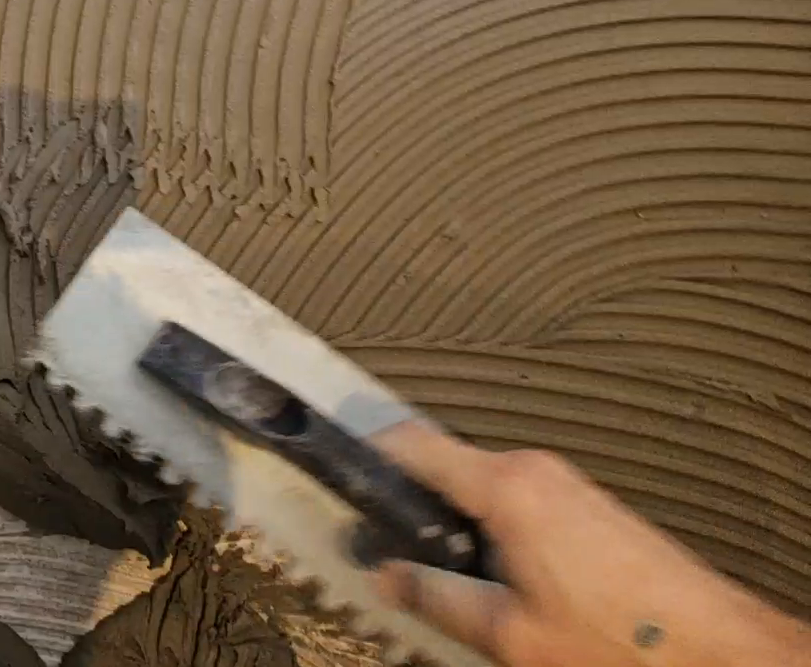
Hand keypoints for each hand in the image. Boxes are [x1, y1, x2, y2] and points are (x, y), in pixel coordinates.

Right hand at [369, 421, 810, 666]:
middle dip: (415, 499)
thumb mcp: (514, 635)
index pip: (406, 441)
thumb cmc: (634, 650)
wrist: (749, 665)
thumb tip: (386, 577)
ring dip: (458, 513)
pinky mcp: (590, 503)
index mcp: (503, 487)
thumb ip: (436, 596)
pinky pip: (517, 494)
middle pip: (442, 461)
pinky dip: (494, 520)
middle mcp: (532, 470)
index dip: (364, 450)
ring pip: (479, 480)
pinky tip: (507, 572)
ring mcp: (566, 483)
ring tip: (459, 569)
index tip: (337, 464)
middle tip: (398, 542)